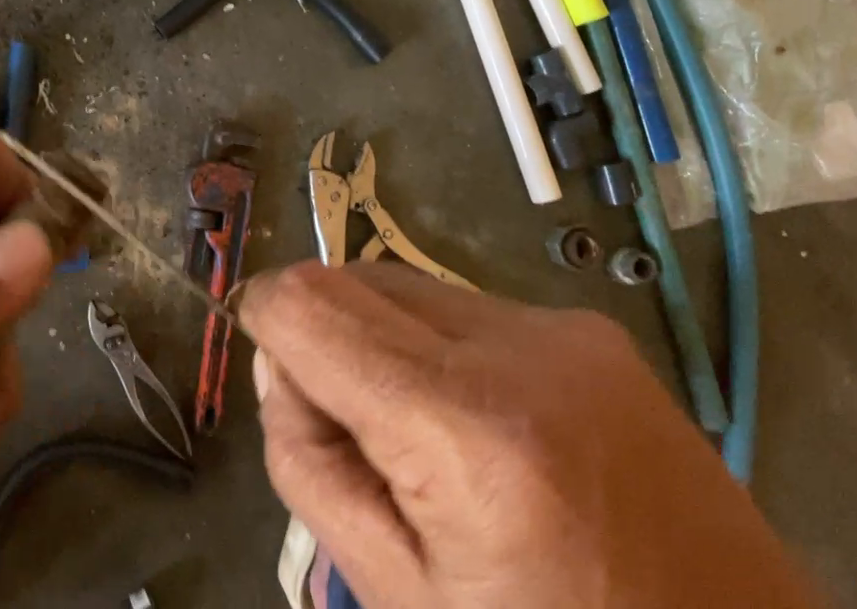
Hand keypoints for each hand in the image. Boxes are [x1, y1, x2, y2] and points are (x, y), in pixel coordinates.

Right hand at [244, 262, 823, 608]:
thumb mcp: (394, 592)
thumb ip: (307, 461)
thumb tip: (279, 365)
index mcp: (464, 428)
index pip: (305, 302)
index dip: (262, 326)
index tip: (282, 394)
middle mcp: (518, 348)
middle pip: (350, 278)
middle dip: (319, 337)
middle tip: (352, 436)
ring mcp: (565, 331)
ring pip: (402, 285)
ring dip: (375, 339)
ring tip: (421, 437)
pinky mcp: (594, 332)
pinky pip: (462, 306)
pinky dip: (430, 346)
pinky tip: (478, 427)